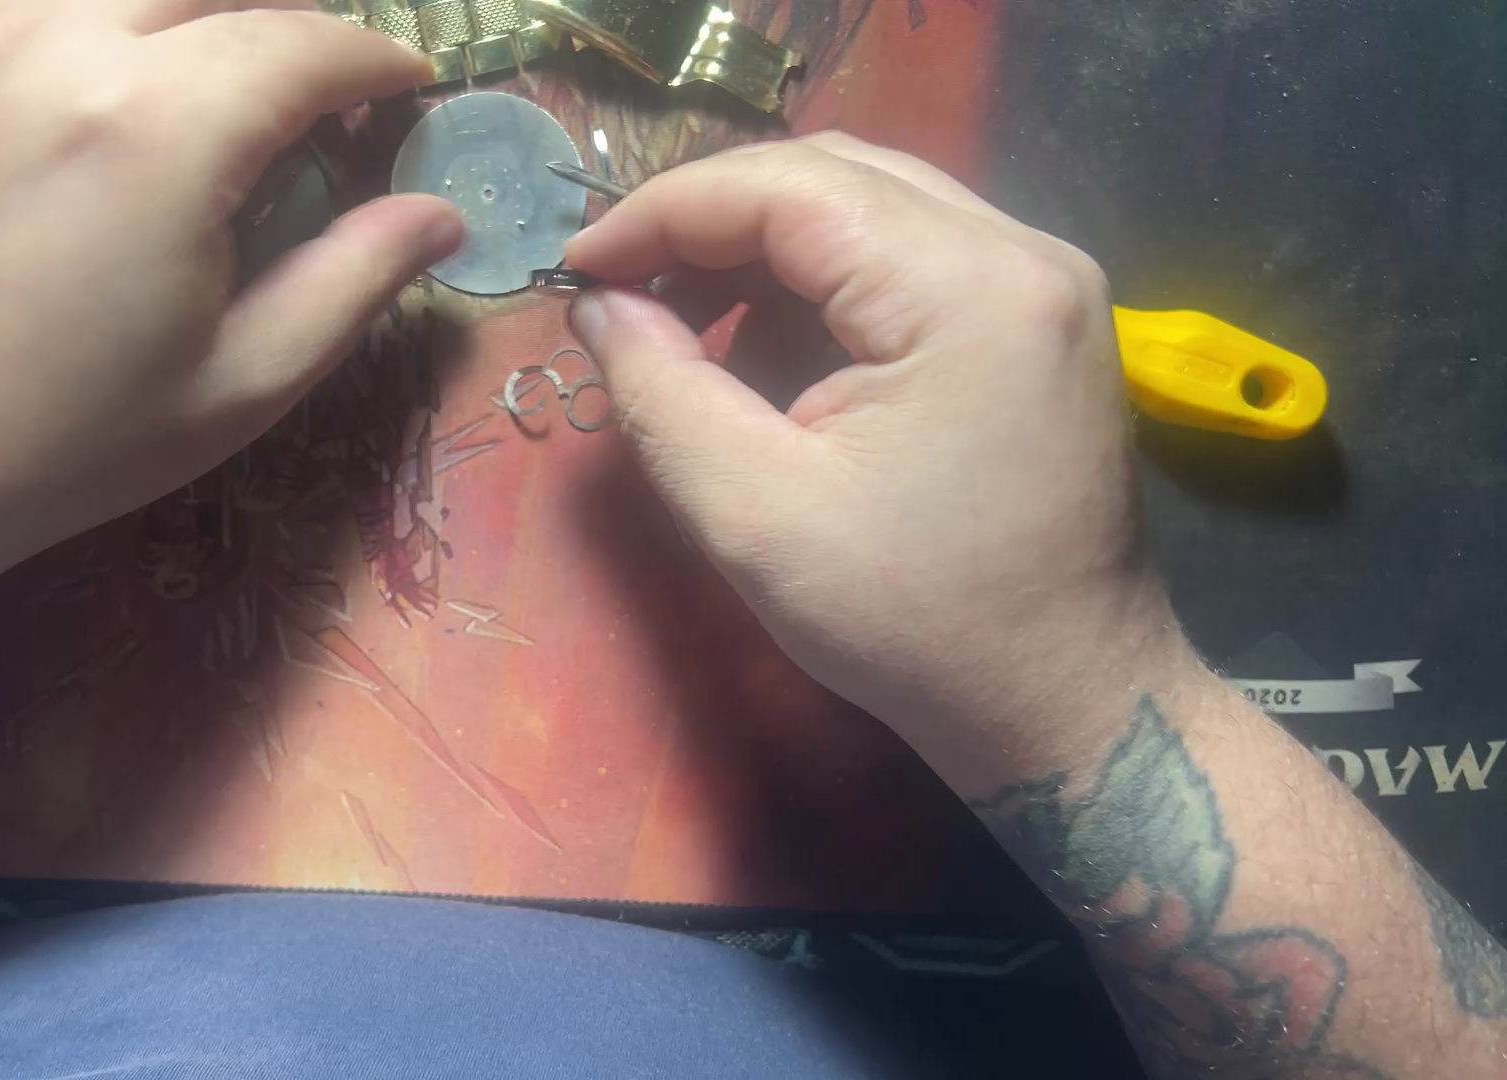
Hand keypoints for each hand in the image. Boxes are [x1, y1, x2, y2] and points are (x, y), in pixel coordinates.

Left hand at [0, 0, 459, 630]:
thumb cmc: (78, 439)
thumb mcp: (249, 380)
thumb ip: (356, 280)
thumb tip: (444, 216)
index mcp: (159, 130)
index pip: (301, 44)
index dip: (375, 58)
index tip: (411, 85)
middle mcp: (53, 35)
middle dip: (294, 16)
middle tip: (328, 85)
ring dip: (201, 6)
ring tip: (232, 74)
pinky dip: (104, 9)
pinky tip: (116, 71)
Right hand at [564, 134, 1197, 786]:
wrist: (1050, 700)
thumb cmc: (906, 623)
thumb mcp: (750, 513)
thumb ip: (658, 392)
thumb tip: (599, 307)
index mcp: (967, 290)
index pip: (788, 188)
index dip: (662, 213)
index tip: (577, 267)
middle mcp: (1018, 256)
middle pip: (826, 183)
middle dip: (703, 228)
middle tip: (620, 291)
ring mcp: (1029, 288)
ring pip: (856, 218)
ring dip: (749, 262)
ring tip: (679, 332)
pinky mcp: (1018, 329)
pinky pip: (888, 270)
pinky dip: (801, 298)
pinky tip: (759, 359)